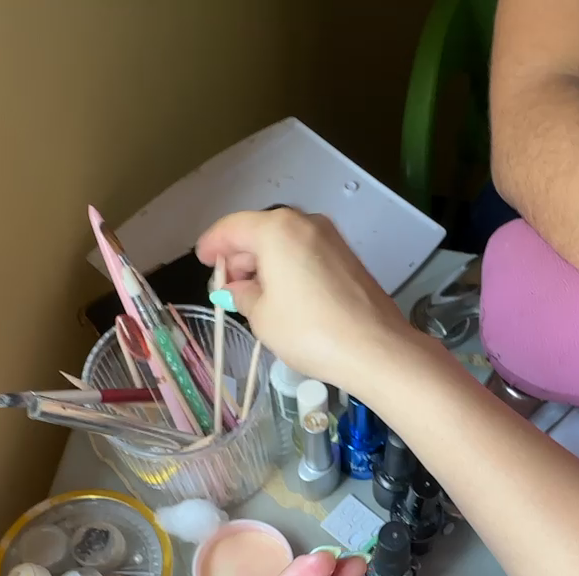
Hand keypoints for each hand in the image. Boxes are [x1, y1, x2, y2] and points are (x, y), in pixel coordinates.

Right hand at [196, 209, 422, 394]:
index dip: (212, 245)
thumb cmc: (310, 332)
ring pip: (286, 244)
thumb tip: (237, 289)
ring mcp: (332, 239)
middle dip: (241, 257)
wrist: (375, 349)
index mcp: (276, 229)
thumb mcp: (263, 318)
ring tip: (255, 296)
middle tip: (227, 286)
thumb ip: (243, 295)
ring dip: (266, 264)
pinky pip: (307, 255)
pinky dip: (290, 269)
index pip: (232, 228)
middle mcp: (305, 223)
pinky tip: (285, 296)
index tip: (203, 260)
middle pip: (260, 232)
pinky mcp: (349, 259)